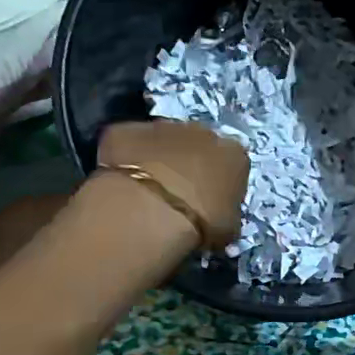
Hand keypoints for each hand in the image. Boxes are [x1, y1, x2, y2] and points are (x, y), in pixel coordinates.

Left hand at [94, 120, 249, 247]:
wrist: (149, 212)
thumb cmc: (201, 223)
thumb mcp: (229, 228)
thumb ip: (228, 215)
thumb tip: (220, 219)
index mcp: (234, 153)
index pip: (232, 165)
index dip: (220, 183)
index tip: (211, 203)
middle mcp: (202, 131)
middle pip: (198, 145)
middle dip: (189, 164)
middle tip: (177, 194)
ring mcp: (161, 126)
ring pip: (161, 140)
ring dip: (157, 158)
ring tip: (147, 191)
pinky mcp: (123, 129)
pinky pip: (127, 142)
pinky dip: (124, 157)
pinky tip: (120, 183)